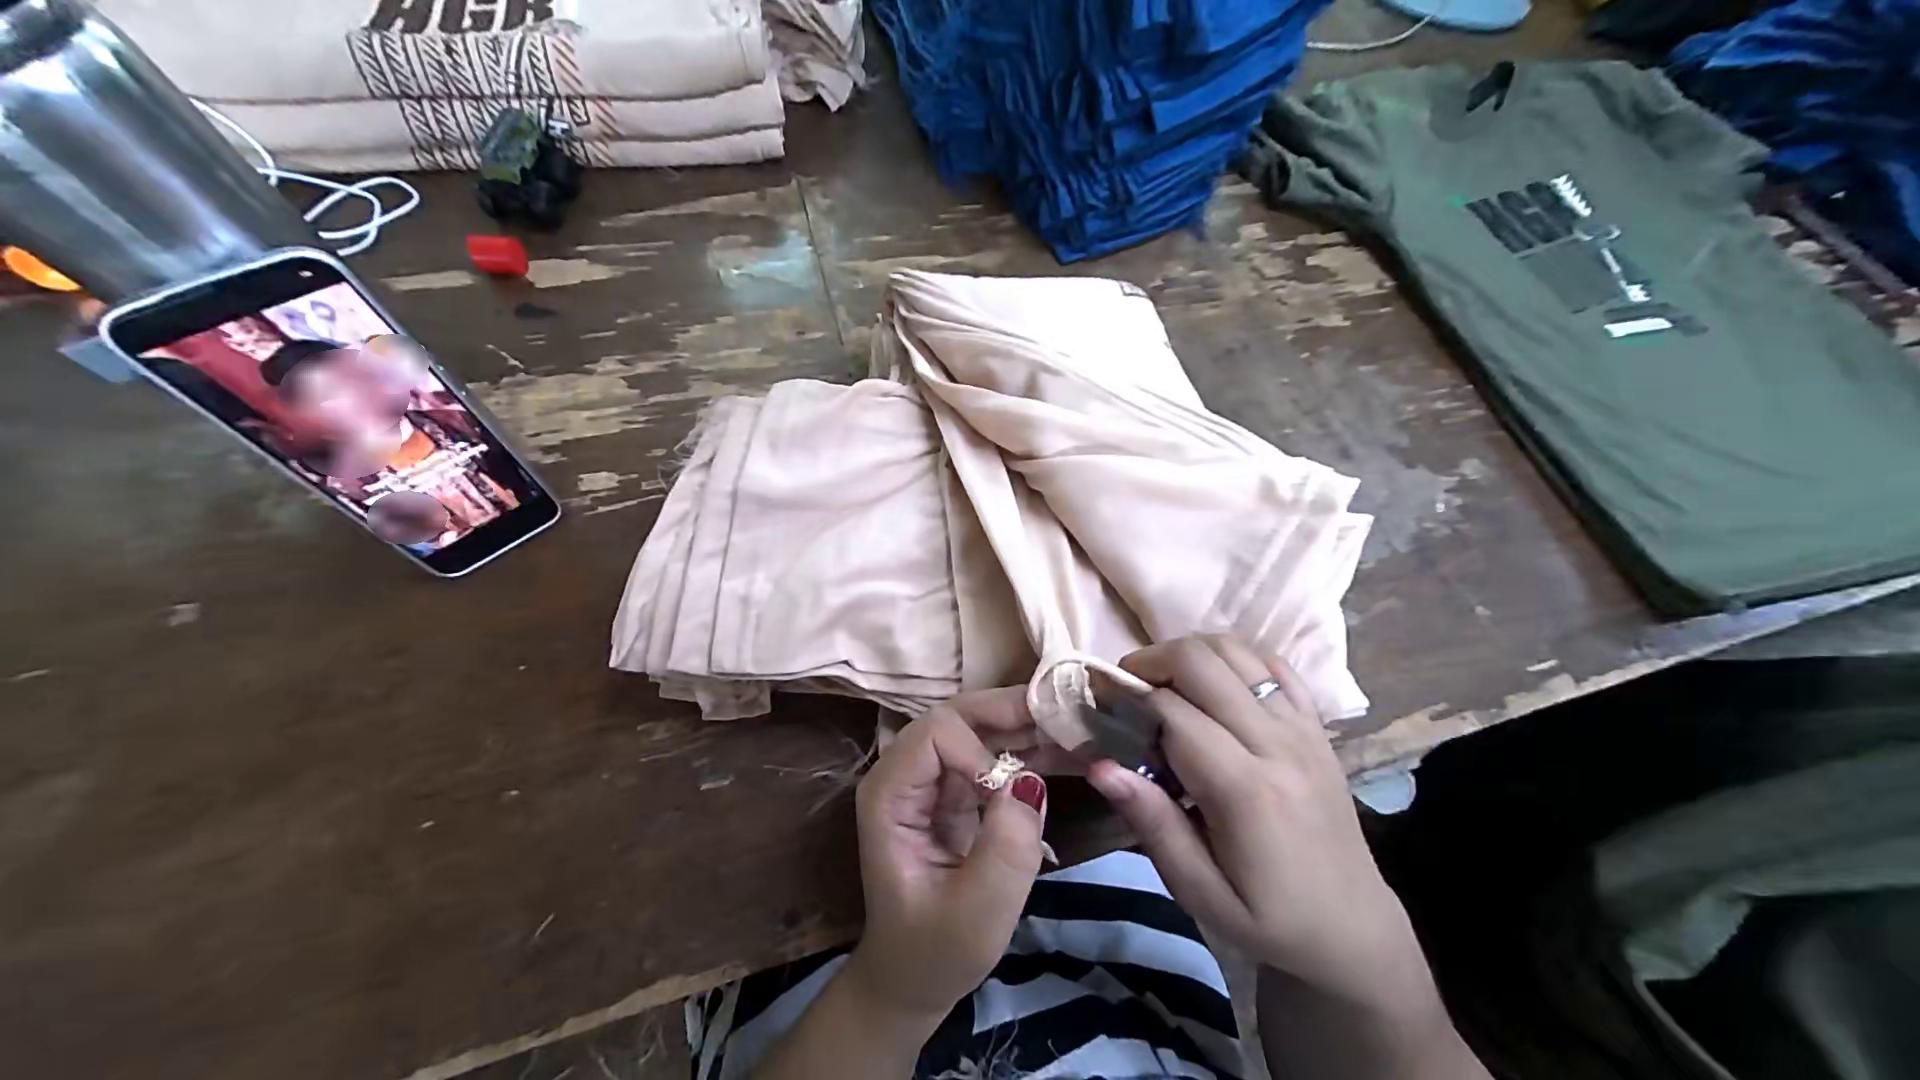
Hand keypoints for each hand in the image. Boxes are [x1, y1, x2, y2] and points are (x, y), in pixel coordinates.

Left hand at [846, 691, 1048, 1024]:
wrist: (917, 977)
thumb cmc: (935, 949)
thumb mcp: (976, 914)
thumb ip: (1005, 849)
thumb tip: (1030, 781)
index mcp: (890, 794)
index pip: (934, 735)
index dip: (979, 750)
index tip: (1013, 789)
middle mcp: (908, 773)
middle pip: (959, 716)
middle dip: (1012, 712)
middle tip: (1067, 712)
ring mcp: (935, 779)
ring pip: (982, 727)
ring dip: (1029, 725)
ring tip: (1079, 725)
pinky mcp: (959, 790)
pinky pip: (996, 753)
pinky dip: (1032, 749)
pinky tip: (1071, 750)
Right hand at [1085, 635, 1436, 1017]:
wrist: (1354, 931)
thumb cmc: (1268, 921)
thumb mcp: (1199, 892)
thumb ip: (1152, 823)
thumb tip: (1099, 766)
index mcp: (1245, 789)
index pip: (1172, 710)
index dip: (1126, 695)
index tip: (1098, 702)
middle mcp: (1278, 745)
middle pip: (1202, 661)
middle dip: (1151, 661)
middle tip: (1126, 689)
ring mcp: (1303, 729)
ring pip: (1235, 650)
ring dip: (1189, 654)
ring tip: (1164, 685)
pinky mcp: (1317, 728)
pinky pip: (1273, 665)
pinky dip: (1235, 660)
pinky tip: (1215, 688)